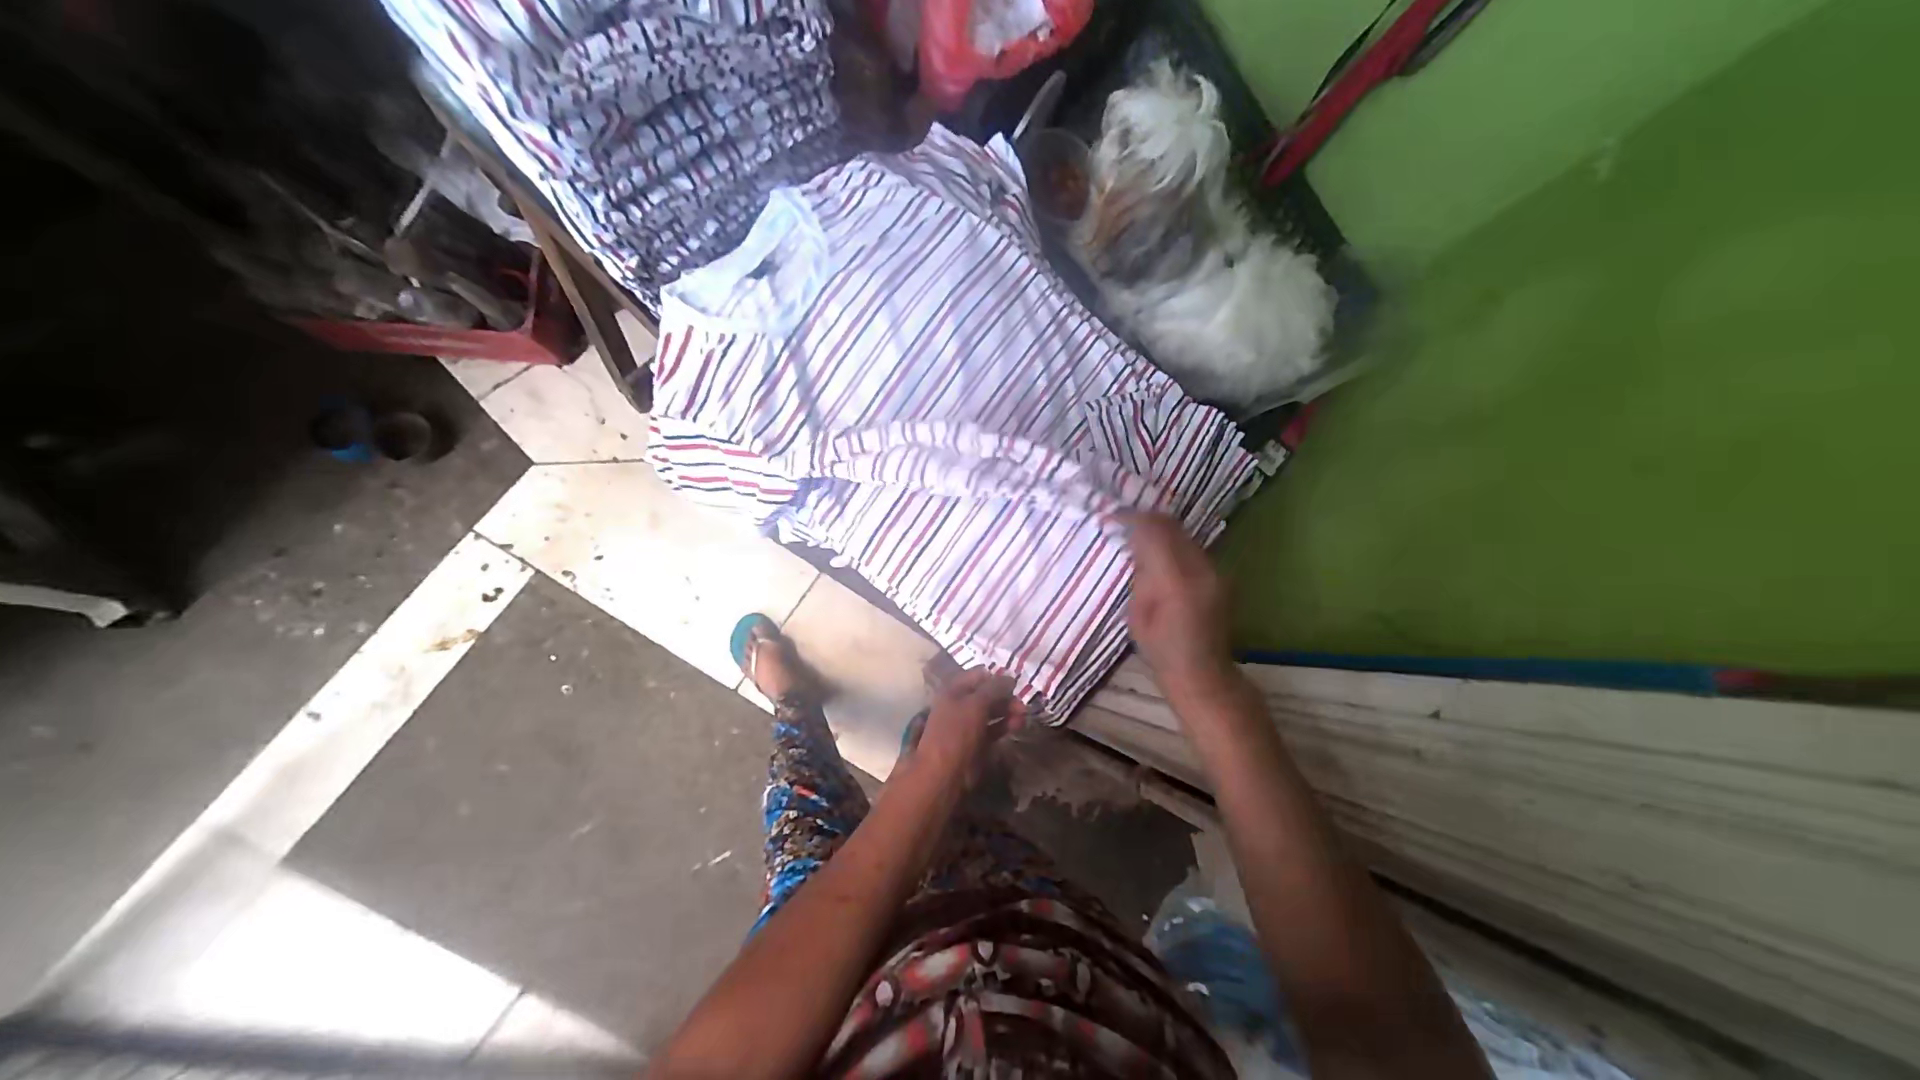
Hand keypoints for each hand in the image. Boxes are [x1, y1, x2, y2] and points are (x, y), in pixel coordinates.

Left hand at [912, 668, 1027, 784]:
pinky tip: (1019, 725)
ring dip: (1008, 711)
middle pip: (987, 694)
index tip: (1016, 682)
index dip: (996, 676)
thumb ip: (994, 688)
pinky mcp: (976, 742)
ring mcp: (968, 724)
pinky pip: (993, 728)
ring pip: (992, 712)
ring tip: (1024, 714)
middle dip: (1006, 696)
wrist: (944, 773)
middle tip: (1023, 702)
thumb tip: (1010, 678)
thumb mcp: (976, 704)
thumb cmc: (956, 732)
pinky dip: (1005, 725)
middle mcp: (960, 704)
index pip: (978, 675)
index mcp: (954, 690)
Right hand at [1118, 511, 1235, 697]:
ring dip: (1160, 529)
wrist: (1203, 673)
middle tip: (1121, 520)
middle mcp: (1201, 569)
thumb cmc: (1161, 651)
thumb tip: (1137, 549)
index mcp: (1176, 581)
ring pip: (1184, 534)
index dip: (1131, 519)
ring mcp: (1216, 570)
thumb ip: (1141, 576)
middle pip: (1172, 527)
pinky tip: (1158, 553)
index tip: (1110, 516)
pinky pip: (1192, 548)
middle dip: (1145, 519)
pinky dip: (1172, 543)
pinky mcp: (1220, 575)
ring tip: (1137, 534)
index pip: (1154, 532)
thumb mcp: (1137, 614)